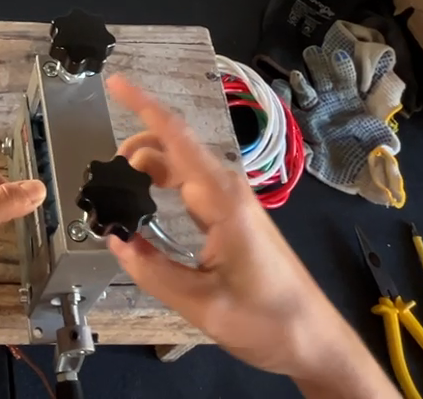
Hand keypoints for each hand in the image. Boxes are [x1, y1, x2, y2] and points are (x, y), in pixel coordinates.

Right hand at [105, 75, 398, 396]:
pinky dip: (160, 182)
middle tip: (105, 178)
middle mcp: (225, 188)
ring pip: (179, 163)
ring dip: (145, 166)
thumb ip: (154, 272)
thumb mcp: (204, 306)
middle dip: (134, 148)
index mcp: (221, 200)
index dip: (143, 104)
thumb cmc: (269, 322)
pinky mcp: (230, 213)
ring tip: (119, 192)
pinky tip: (145, 203)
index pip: (176, 136)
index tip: (114, 81)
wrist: (317, 342)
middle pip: (171, 145)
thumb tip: (117, 241)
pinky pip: (188, 182)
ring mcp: (230, 198)